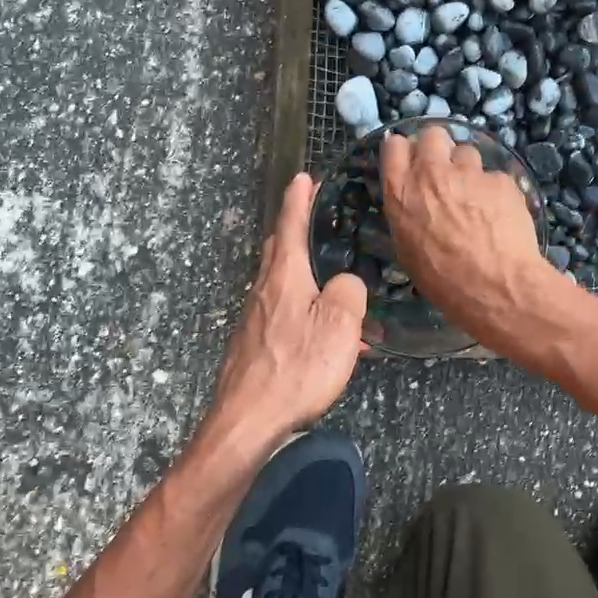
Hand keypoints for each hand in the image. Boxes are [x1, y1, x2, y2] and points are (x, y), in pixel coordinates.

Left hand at [209, 173, 367, 445]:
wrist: (248, 421)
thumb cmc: (297, 366)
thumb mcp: (339, 324)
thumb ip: (349, 291)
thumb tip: (346, 282)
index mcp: (284, 276)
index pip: (289, 224)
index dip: (298, 199)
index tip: (303, 176)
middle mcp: (264, 291)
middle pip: (278, 251)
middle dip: (295, 234)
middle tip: (318, 225)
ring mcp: (255, 320)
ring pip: (283, 286)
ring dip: (308, 282)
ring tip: (341, 295)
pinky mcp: (254, 347)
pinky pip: (285, 316)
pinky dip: (307, 315)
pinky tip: (331, 343)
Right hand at [380, 126, 557, 345]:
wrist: (495, 285)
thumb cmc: (442, 279)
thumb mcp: (407, 249)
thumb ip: (407, 214)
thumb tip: (414, 204)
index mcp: (401, 192)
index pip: (394, 145)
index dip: (405, 151)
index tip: (411, 162)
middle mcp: (432, 173)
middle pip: (432, 134)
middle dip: (438, 147)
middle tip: (445, 171)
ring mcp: (469, 173)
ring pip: (467, 152)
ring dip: (468, 169)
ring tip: (476, 197)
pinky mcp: (501, 179)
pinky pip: (494, 176)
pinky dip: (495, 191)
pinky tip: (500, 214)